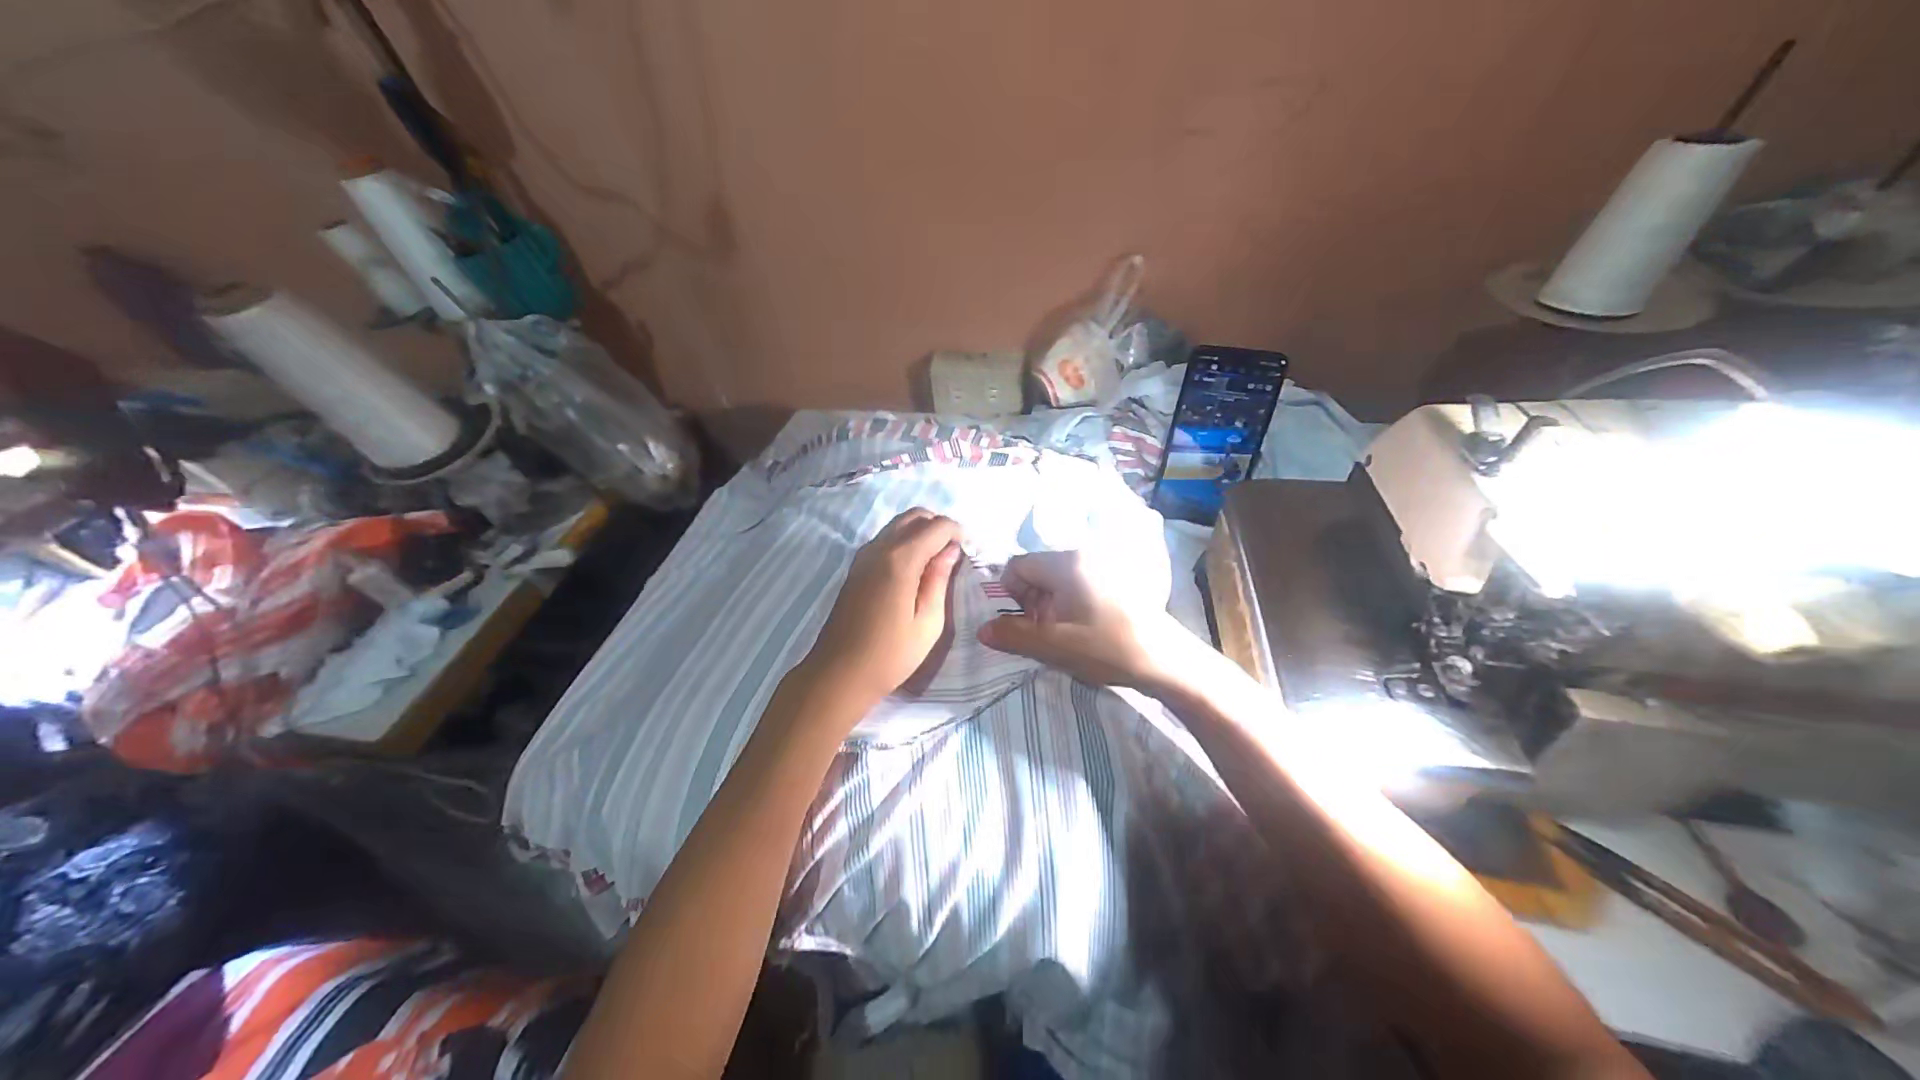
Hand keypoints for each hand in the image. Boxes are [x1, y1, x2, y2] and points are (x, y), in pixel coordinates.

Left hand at [800, 508, 962, 706]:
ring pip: (897, 525)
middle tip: (954, 552)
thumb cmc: (890, 655)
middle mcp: (878, 549)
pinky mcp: (855, 568)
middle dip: (938, 526)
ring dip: (920, 532)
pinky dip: (904, 541)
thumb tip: (950, 551)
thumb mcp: (928, 623)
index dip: (956, 532)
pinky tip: (915, 569)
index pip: (935, 526)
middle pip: (914, 517)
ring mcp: (862, 557)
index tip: (968, 549)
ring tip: (937, 561)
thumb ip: (939, 580)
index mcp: (899, 560)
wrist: (839, 674)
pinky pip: (885, 540)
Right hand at [976, 550, 1202, 692]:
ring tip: (1068, 635)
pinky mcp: (1117, 578)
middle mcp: (1083, 555)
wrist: (1166, 659)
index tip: (1026, 623)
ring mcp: (1103, 564)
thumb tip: (982, 630)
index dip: (1011, 594)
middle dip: (1033, 602)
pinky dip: (1074, 604)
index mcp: (1065, 564)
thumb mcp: (1054, 646)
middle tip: (1047, 634)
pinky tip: (1088, 630)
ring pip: (1059, 580)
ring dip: (1053, 606)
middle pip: (1038, 571)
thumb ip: (1014, 635)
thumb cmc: (1107, 647)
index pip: (1018, 566)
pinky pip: (1080, 584)